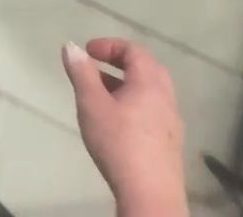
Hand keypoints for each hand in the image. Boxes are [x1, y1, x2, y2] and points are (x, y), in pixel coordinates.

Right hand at [62, 39, 187, 216]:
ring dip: (126, 83)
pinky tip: (116, 120)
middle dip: (121, 62)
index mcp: (150, 85)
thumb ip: (81, 72)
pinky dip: (134, 101)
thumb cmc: (118, 143)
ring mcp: (171, 124)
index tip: (87, 52)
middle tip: (96, 66)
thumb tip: (71, 47)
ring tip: (100, 92)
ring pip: (151, 91)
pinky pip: (153, 109)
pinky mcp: (169, 143)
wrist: (150, 196)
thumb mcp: (91, 103)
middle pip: (148, 68)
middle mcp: (166, 100)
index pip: (135, 51)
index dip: (109, 46)